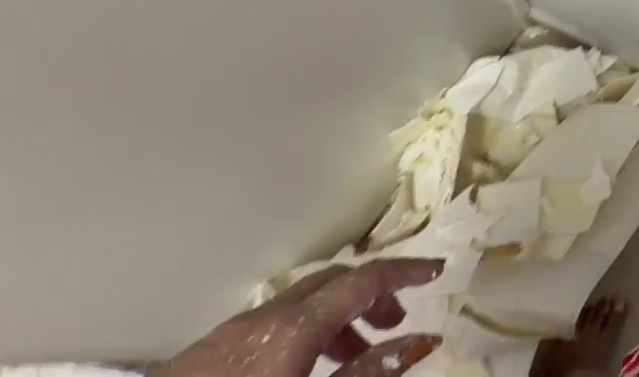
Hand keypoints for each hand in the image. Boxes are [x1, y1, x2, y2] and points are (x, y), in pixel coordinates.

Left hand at [154, 259, 443, 376]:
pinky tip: (301, 368)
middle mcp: (266, 317)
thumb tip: (427, 337)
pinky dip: (303, 332)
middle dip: (372, 293)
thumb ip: (371, 371)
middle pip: (333, 283)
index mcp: (296, 326)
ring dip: (337, 316)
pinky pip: (269, 325)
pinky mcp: (201, 357)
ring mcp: (229, 335)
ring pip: (300, 305)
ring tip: (352, 355)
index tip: (438, 271)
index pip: (365, 279)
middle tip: (396, 322)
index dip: (406, 271)